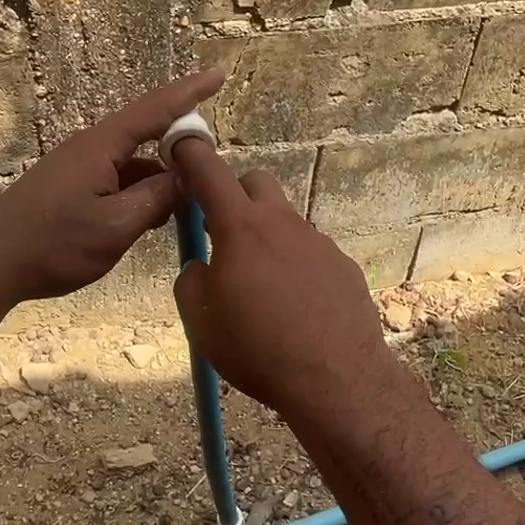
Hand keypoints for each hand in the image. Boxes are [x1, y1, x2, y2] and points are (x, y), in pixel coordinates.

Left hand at [0, 68, 224, 306]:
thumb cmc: (53, 245)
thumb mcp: (116, 226)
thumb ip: (156, 198)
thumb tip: (187, 176)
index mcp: (101, 147)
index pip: (155, 109)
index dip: (190, 91)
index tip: (219, 74)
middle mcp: (89, 148)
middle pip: (145, 134)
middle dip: (180, 144)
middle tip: (210, 167)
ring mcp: (76, 168)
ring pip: (131, 163)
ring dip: (159, 178)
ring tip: (184, 207)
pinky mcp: (69, 188)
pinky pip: (115, 179)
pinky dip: (138, 193)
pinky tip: (150, 220)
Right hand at [170, 139, 402, 423]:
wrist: (335, 378)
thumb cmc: (257, 350)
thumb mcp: (201, 323)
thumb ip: (191, 281)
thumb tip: (201, 265)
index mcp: (241, 229)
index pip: (210, 172)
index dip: (191, 153)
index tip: (182, 146)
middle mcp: (282, 223)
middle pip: (256, 182)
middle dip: (236, 196)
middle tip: (225, 237)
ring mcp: (318, 241)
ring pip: (285, 221)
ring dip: (267, 238)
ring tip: (264, 290)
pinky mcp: (343, 264)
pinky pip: (310, 251)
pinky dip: (296, 266)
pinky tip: (297, 307)